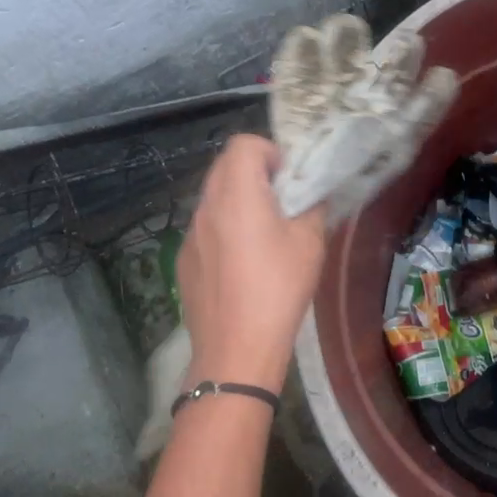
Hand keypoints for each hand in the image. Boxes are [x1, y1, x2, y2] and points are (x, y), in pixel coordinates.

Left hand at [178, 134, 328, 391]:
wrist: (235, 352)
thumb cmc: (278, 289)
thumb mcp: (310, 242)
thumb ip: (312, 205)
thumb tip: (312, 193)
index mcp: (237, 194)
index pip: (243, 144)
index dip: (269, 151)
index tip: (288, 178)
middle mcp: (207, 207)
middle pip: (225, 165)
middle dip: (254, 172)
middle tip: (281, 199)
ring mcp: (191, 235)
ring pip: (213, 197)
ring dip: (238, 199)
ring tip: (263, 232)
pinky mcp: (184, 260)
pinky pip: (205, 227)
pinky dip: (224, 228)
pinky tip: (242, 263)